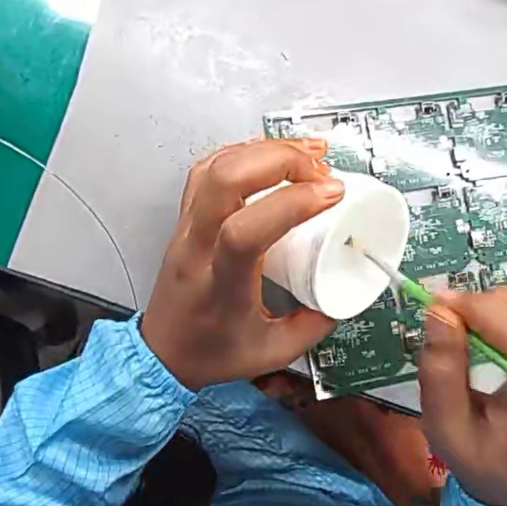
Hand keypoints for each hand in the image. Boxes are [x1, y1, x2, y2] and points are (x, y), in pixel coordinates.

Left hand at [143, 138, 344, 389]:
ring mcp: (187, 231)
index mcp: (221, 286)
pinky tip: (268, 157)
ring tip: (305, 155)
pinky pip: (206, 171)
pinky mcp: (186, 221)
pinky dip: (242, 153)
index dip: (292, 203)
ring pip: (214, 166)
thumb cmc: (209, 354)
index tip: (331, 195)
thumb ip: (315, 324)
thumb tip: (343, 293)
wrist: (163, 355)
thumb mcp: (274, 352)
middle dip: (281, 159)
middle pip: (225, 180)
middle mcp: (197, 250)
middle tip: (320, 170)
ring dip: (264, 150)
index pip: (245, 231)